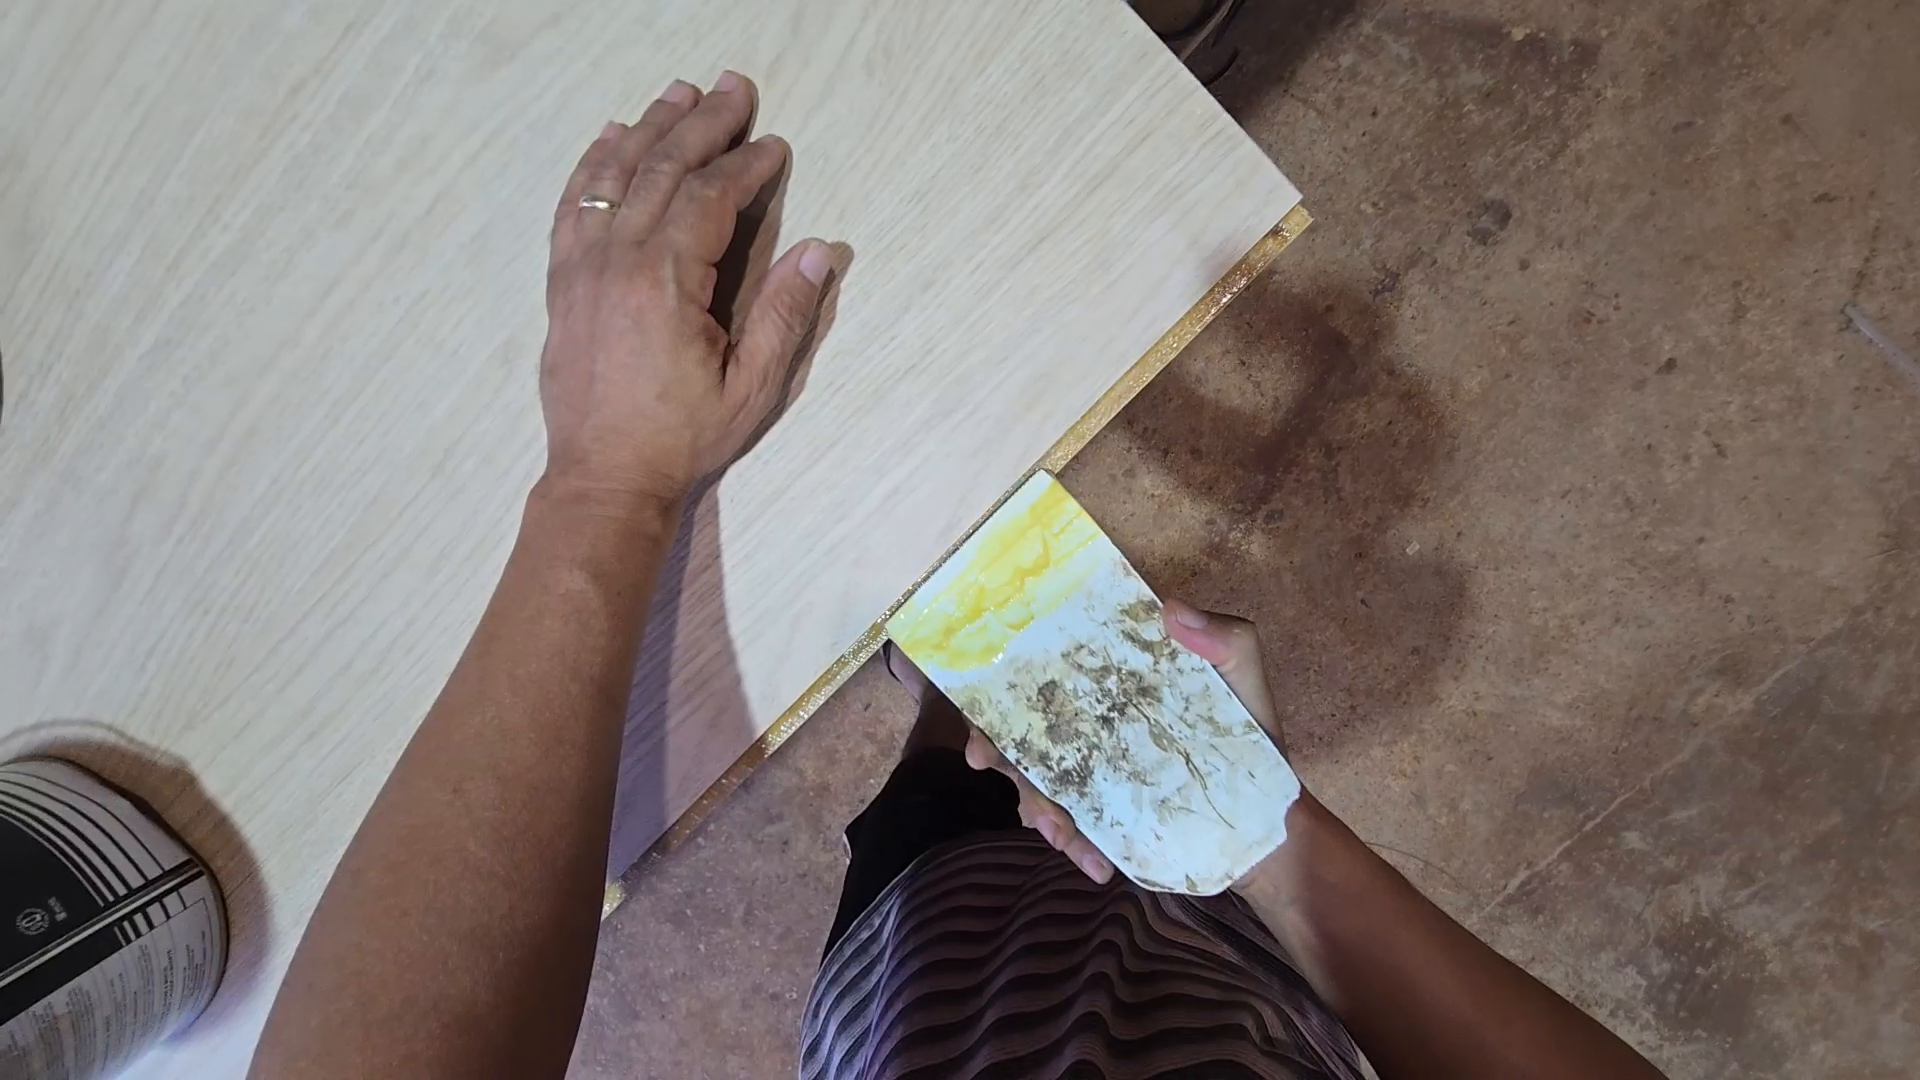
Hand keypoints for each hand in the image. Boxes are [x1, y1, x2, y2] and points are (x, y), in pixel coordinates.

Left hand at [538, 72, 833, 514]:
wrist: (604, 475)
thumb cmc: (684, 437)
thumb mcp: (752, 389)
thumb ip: (784, 317)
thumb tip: (818, 252)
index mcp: (667, 282)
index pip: (711, 200)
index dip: (746, 167)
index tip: (774, 145)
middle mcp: (618, 259)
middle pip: (662, 170)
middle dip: (702, 124)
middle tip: (732, 86)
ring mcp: (582, 267)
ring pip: (614, 176)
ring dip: (649, 129)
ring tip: (677, 93)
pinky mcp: (563, 282)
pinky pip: (575, 205)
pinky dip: (594, 165)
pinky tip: (609, 139)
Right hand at [964, 596, 1291, 883]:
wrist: (1265, 822)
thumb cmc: (1247, 736)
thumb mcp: (1243, 679)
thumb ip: (1226, 641)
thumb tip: (1173, 608)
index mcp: (1106, 679)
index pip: (1042, 668)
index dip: (1000, 682)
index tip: (984, 708)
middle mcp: (1086, 721)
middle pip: (1020, 727)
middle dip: (995, 747)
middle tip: (986, 761)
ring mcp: (1089, 771)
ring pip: (1036, 783)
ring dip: (1037, 806)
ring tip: (1064, 834)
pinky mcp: (1099, 816)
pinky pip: (1070, 829)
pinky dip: (1075, 845)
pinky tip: (1098, 863)